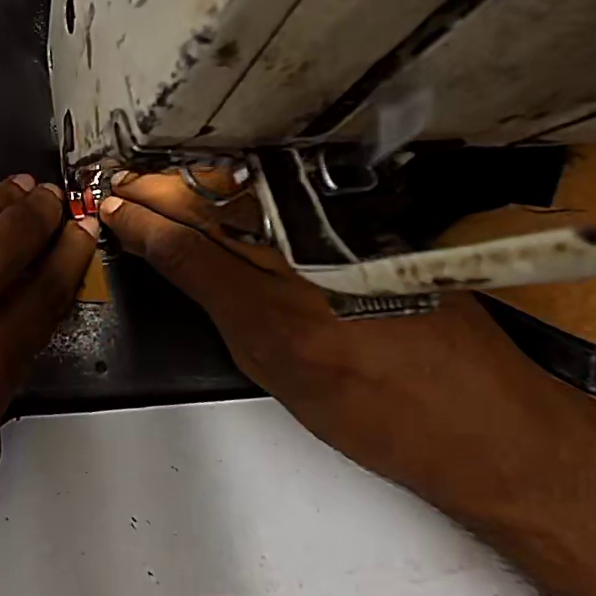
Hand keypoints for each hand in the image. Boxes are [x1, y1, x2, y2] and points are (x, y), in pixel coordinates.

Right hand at [96, 169, 595, 513]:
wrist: (485, 421)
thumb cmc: (380, 417)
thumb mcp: (277, 374)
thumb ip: (221, 309)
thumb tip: (177, 263)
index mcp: (276, 317)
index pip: (183, 248)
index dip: (137, 223)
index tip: (110, 210)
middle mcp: (307, 263)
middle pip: (205, 206)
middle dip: (151, 189)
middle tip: (119, 183)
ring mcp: (340, 233)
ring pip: (238, 188)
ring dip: (185, 179)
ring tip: (150, 176)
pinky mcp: (365, 218)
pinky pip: (280, 188)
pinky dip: (233, 178)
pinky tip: (210, 174)